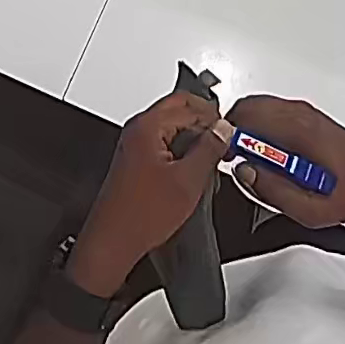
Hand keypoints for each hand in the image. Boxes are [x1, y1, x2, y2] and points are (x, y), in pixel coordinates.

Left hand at [67, 92, 227, 295]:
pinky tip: (194, 167)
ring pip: (170, 124)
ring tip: (213, 154)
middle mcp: (138, 130)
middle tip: (224, 137)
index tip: (230, 131)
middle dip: (203, 119)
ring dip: (193, 134)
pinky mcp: (136, 158)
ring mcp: (135, 143)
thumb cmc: (141, 214)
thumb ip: (209, 149)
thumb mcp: (188, 180)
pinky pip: (163, 140)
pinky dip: (181, 147)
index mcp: (147, 126)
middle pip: (176, 108)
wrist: (114, 239)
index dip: (213, 116)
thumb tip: (223, 129)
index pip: (186, 104)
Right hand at [225, 95, 344, 232]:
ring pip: (260, 105)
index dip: (229, 134)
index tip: (226, 152)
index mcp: (302, 131)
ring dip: (247, 124)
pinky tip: (266, 149)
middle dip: (235, 128)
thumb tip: (244, 171)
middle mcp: (303, 115)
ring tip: (249, 154)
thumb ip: (271, 190)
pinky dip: (260, 123)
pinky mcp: (310, 116)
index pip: (248, 116)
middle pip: (251, 106)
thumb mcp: (310, 210)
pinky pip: (273, 110)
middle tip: (232, 153)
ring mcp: (307, 113)